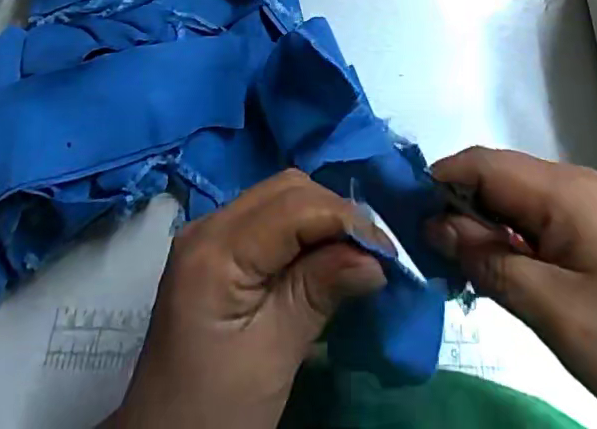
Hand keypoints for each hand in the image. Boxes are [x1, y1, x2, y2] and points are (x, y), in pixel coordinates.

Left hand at [110, 170, 388, 428]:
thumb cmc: (217, 405)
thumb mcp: (274, 352)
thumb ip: (318, 293)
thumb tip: (374, 259)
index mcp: (216, 248)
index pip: (291, 205)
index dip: (344, 218)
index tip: (388, 252)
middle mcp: (208, 225)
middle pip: (284, 190)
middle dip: (334, 212)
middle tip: (374, 255)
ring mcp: (208, 234)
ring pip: (277, 198)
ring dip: (320, 218)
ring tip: (356, 256)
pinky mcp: (216, 250)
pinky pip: (267, 219)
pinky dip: (301, 230)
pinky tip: (324, 258)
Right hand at [426, 148, 596, 428]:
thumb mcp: (552, 309)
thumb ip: (488, 259)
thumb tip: (433, 225)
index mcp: (565, 191)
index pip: (481, 164)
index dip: (439, 183)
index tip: (408, 219)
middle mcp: (570, 185)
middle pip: (491, 176)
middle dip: (455, 207)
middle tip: (432, 254)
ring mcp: (578, 206)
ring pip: (504, 197)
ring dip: (475, 226)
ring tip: (457, 268)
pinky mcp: (582, 229)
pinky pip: (524, 217)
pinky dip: (499, 238)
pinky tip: (490, 271)